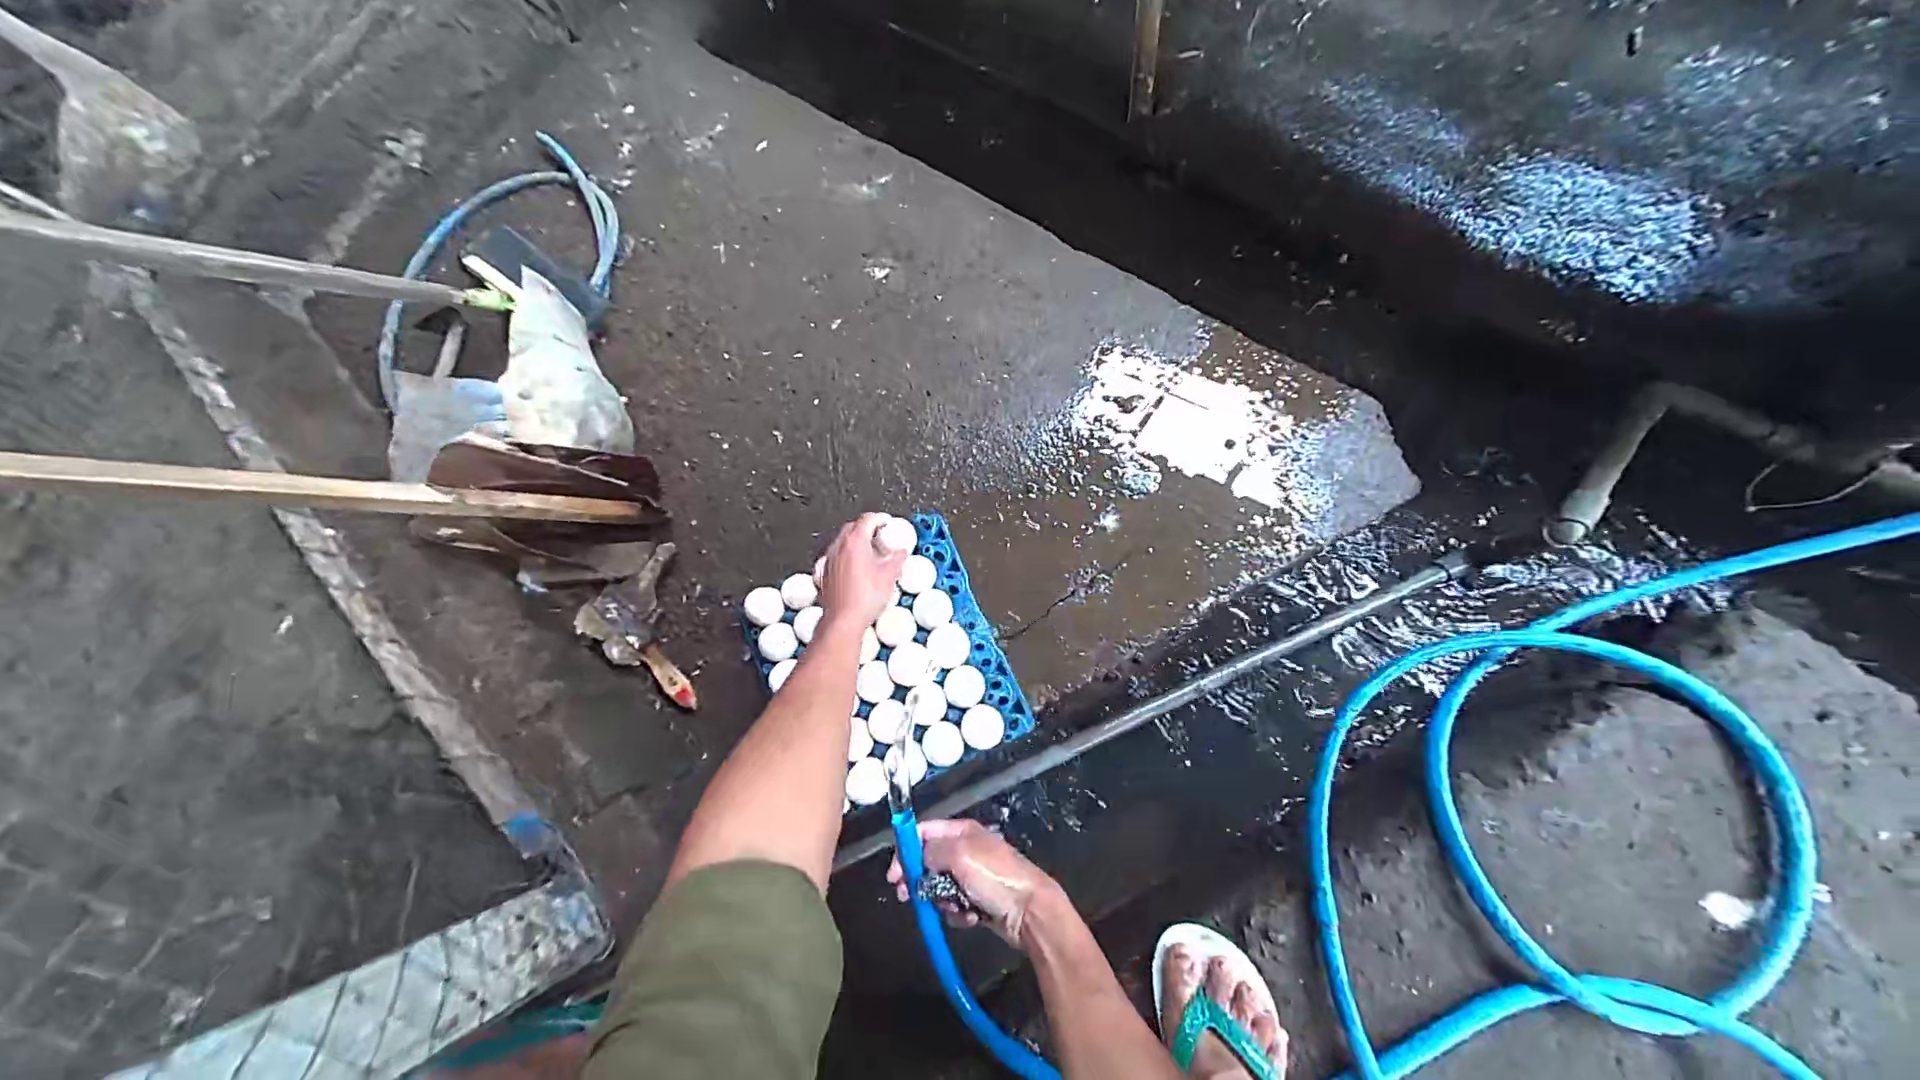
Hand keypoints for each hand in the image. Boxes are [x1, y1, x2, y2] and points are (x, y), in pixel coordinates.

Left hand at [816, 513, 907, 631]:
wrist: (843, 621)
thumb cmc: (865, 598)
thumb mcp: (889, 576)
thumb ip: (897, 559)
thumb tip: (901, 553)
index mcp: (855, 542)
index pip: (867, 519)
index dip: (879, 519)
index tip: (886, 522)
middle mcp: (839, 547)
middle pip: (852, 528)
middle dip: (866, 528)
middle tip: (880, 535)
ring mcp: (828, 560)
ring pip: (841, 542)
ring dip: (854, 542)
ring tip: (868, 551)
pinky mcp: (823, 574)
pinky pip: (833, 557)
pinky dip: (843, 556)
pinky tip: (850, 567)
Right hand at [887, 819, 1061, 947]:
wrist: (1030, 911)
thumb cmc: (995, 877)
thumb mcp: (959, 855)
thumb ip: (932, 851)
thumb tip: (918, 854)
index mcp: (963, 832)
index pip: (925, 832)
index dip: (907, 849)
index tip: (894, 873)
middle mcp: (967, 851)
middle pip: (929, 861)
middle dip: (919, 879)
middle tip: (909, 895)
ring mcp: (973, 877)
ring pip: (940, 887)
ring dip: (942, 899)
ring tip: (956, 906)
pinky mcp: (979, 901)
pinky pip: (955, 905)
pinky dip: (959, 913)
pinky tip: (971, 916)